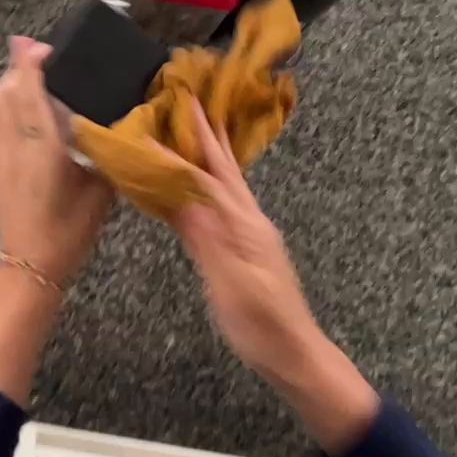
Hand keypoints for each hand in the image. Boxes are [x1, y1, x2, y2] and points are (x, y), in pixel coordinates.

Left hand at [0, 36, 113, 285]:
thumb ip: (103, 149)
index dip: (32, 62)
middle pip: (8, 89)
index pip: (29, 90)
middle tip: (47, 55)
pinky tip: (13, 102)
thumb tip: (115, 120)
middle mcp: (13, 141)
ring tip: (30, 77)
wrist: (31, 264)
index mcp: (41, 145)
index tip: (46, 46)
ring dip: (8, 81)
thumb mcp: (100, 187)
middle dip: (22, 65)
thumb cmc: (71, 228)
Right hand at [168, 97, 320, 376]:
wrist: (296, 354)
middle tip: (192, 102)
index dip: (183, 153)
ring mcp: (252, 232)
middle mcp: (251, 220)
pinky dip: (211, 181)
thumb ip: (209, 242)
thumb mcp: (231, 287)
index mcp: (246, 226)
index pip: (209, 179)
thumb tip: (182, 199)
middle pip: (225, 169)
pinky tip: (201, 182)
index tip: (160, 128)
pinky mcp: (249, 246)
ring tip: (197, 128)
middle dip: (207, 135)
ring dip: (212, 153)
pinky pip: (226, 201)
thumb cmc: (262, 326)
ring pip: (228, 181)